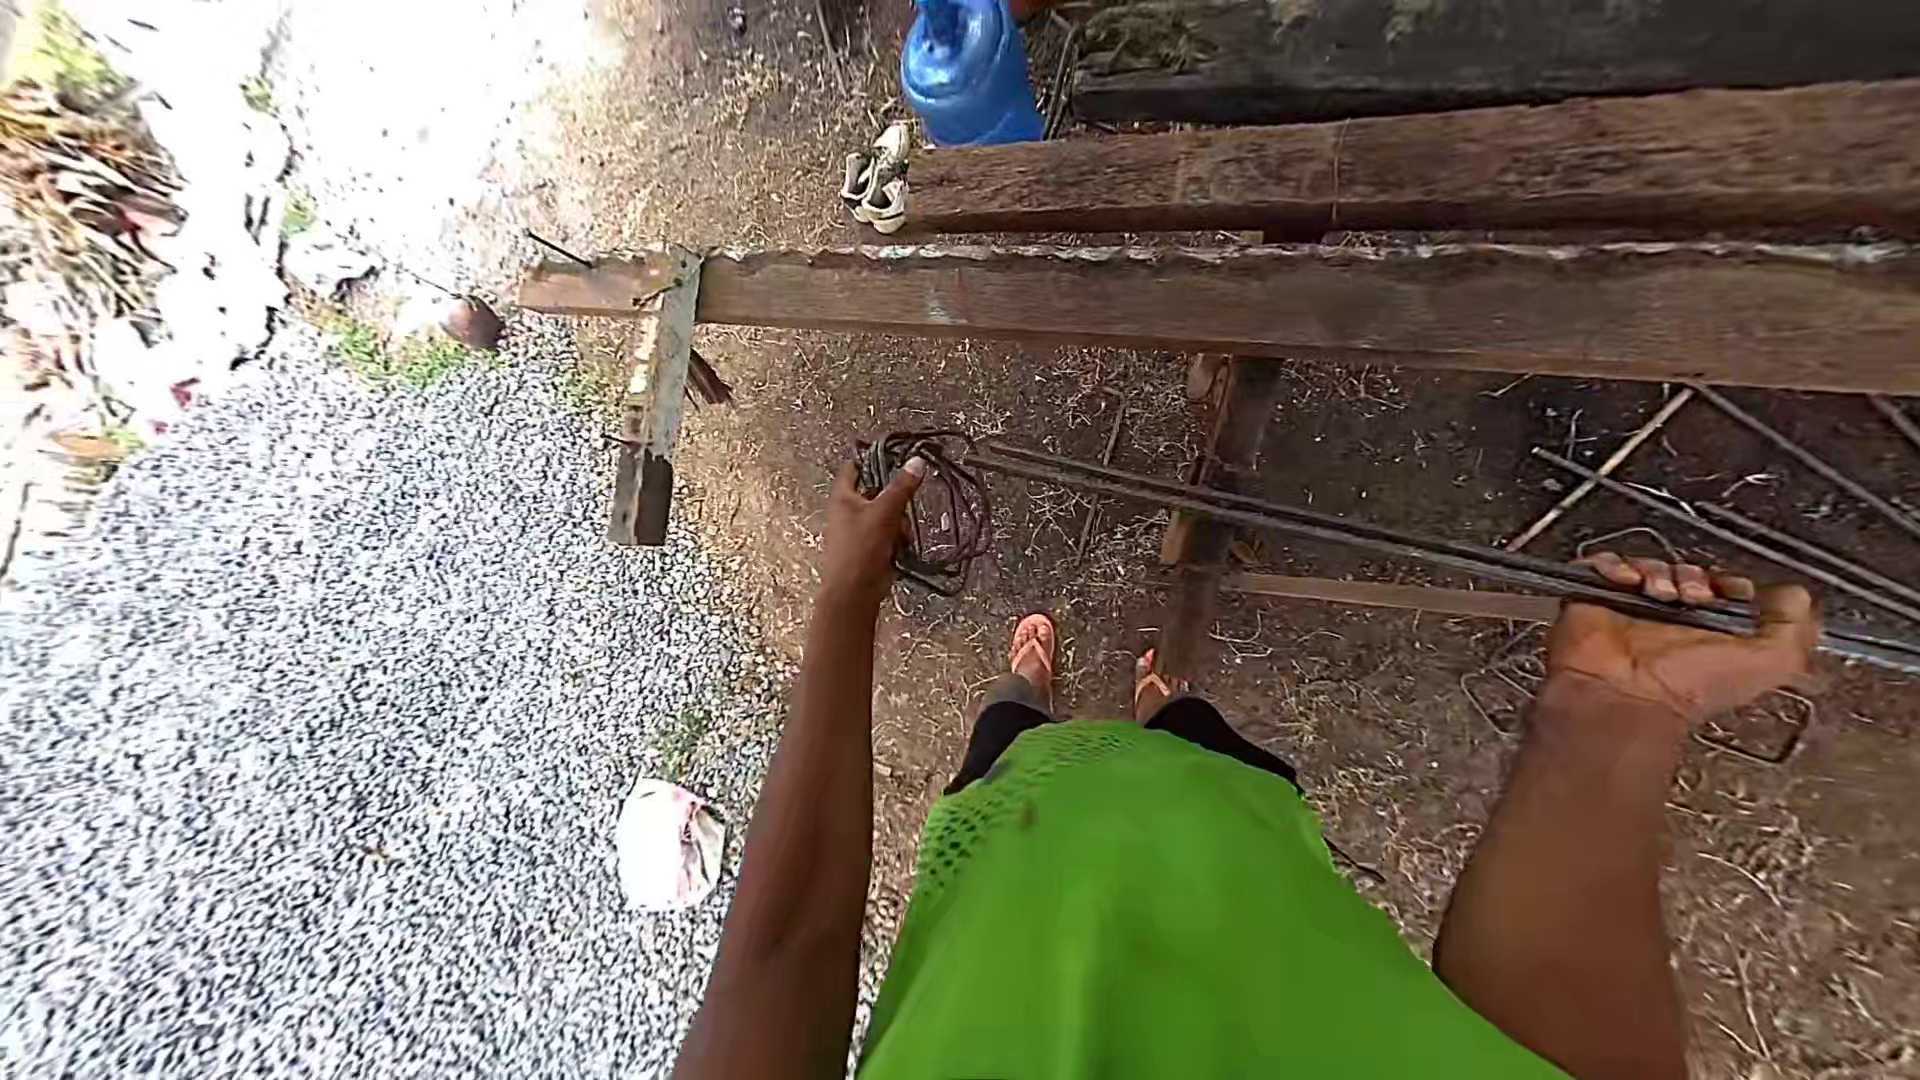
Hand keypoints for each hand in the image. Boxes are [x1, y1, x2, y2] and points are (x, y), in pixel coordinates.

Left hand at [818, 456, 925, 611]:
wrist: (854, 592)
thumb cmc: (862, 548)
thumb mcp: (884, 512)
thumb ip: (901, 487)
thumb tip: (917, 461)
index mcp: (843, 497)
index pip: (854, 468)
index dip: (872, 460)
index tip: (895, 459)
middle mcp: (847, 511)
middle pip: (877, 494)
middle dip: (895, 502)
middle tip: (903, 510)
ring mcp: (857, 531)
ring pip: (886, 516)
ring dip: (899, 524)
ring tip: (901, 537)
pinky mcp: (868, 548)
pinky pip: (887, 535)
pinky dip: (896, 539)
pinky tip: (900, 548)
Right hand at [1546, 552, 1818, 721]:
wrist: (1627, 689)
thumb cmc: (1695, 684)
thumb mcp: (1772, 663)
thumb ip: (1794, 628)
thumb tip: (1793, 593)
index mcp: (1706, 627)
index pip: (1717, 586)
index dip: (1727, 581)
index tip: (1728, 591)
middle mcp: (1665, 615)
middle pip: (1680, 571)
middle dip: (1690, 576)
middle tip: (1689, 597)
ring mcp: (1623, 605)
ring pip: (1642, 564)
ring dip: (1654, 570)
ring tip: (1656, 593)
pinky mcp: (1586, 597)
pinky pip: (1596, 565)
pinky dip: (1610, 564)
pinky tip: (1624, 579)